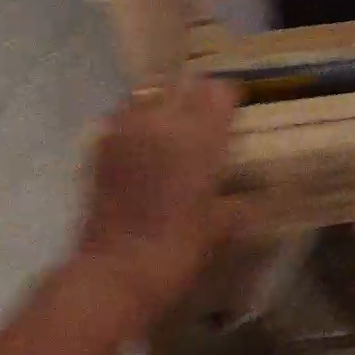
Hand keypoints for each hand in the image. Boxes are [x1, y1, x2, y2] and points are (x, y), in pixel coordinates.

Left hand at [74, 76, 241, 329]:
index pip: (219, 90)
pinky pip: (122, 115)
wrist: (116, 271)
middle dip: (195, 96)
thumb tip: (252, 200)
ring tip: (167, 126)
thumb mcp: (219, 229)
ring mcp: (129, 128)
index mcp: (201, 136)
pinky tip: (139, 143)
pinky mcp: (101, 143)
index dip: (227, 99)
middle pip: (184, 84)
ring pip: (149, 93)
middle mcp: (165, 121)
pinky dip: (133, 120)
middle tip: (202, 119)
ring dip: (161, 102)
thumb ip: (238, 206)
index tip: (232, 113)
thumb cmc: (177, 250)